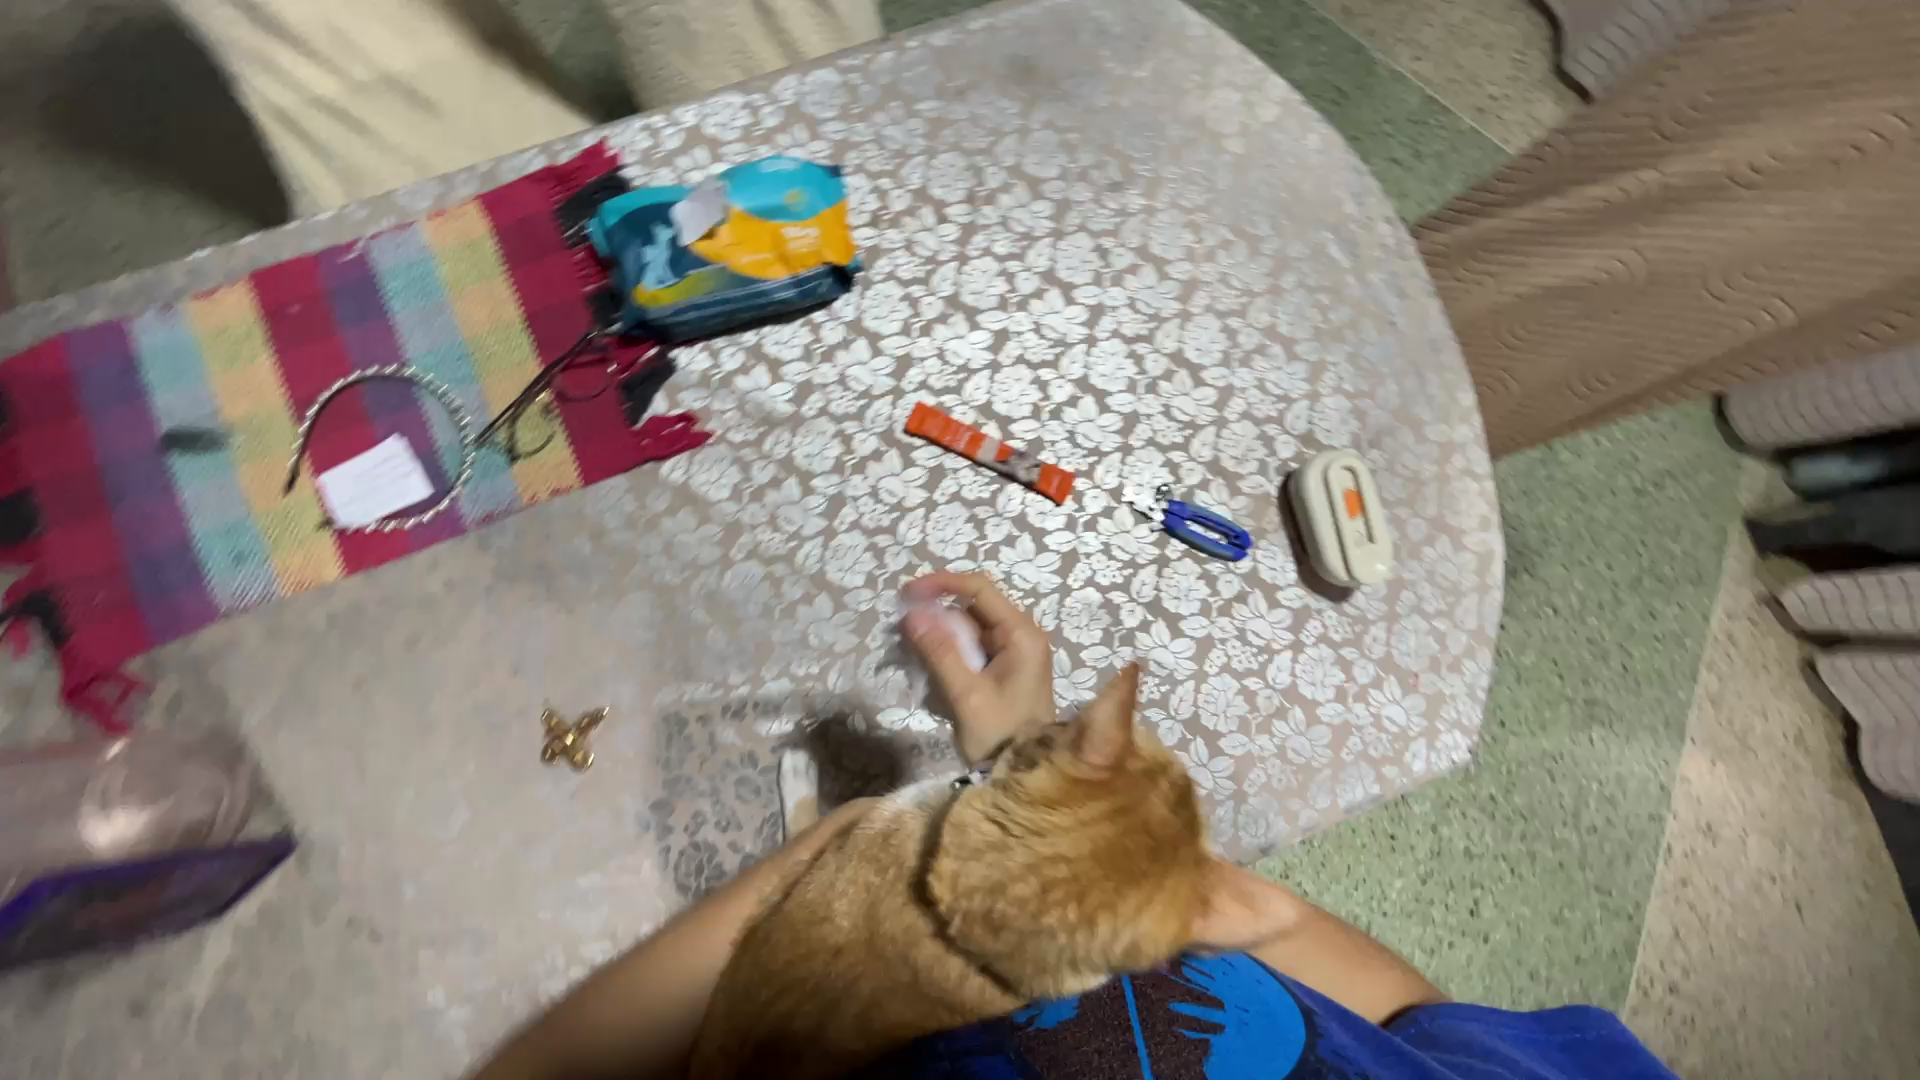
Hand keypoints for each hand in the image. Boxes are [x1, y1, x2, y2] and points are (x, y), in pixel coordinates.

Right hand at [901, 571, 1054, 762]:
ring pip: (968, 629)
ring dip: (939, 638)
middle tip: (902, 633)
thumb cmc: (1000, 736)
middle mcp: (1021, 635)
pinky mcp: (1004, 669)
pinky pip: (972, 649)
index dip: (942, 584)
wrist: (1026, 776)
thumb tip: (911, 615)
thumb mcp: (966, 695)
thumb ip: (939, 652)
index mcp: (1021, 634)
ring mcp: (1014, 652)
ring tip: (912, 657)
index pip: (979, 588)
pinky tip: (930, 674)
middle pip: (971, 608)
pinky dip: (949, 654)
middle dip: (936, 616)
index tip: (907, 594)